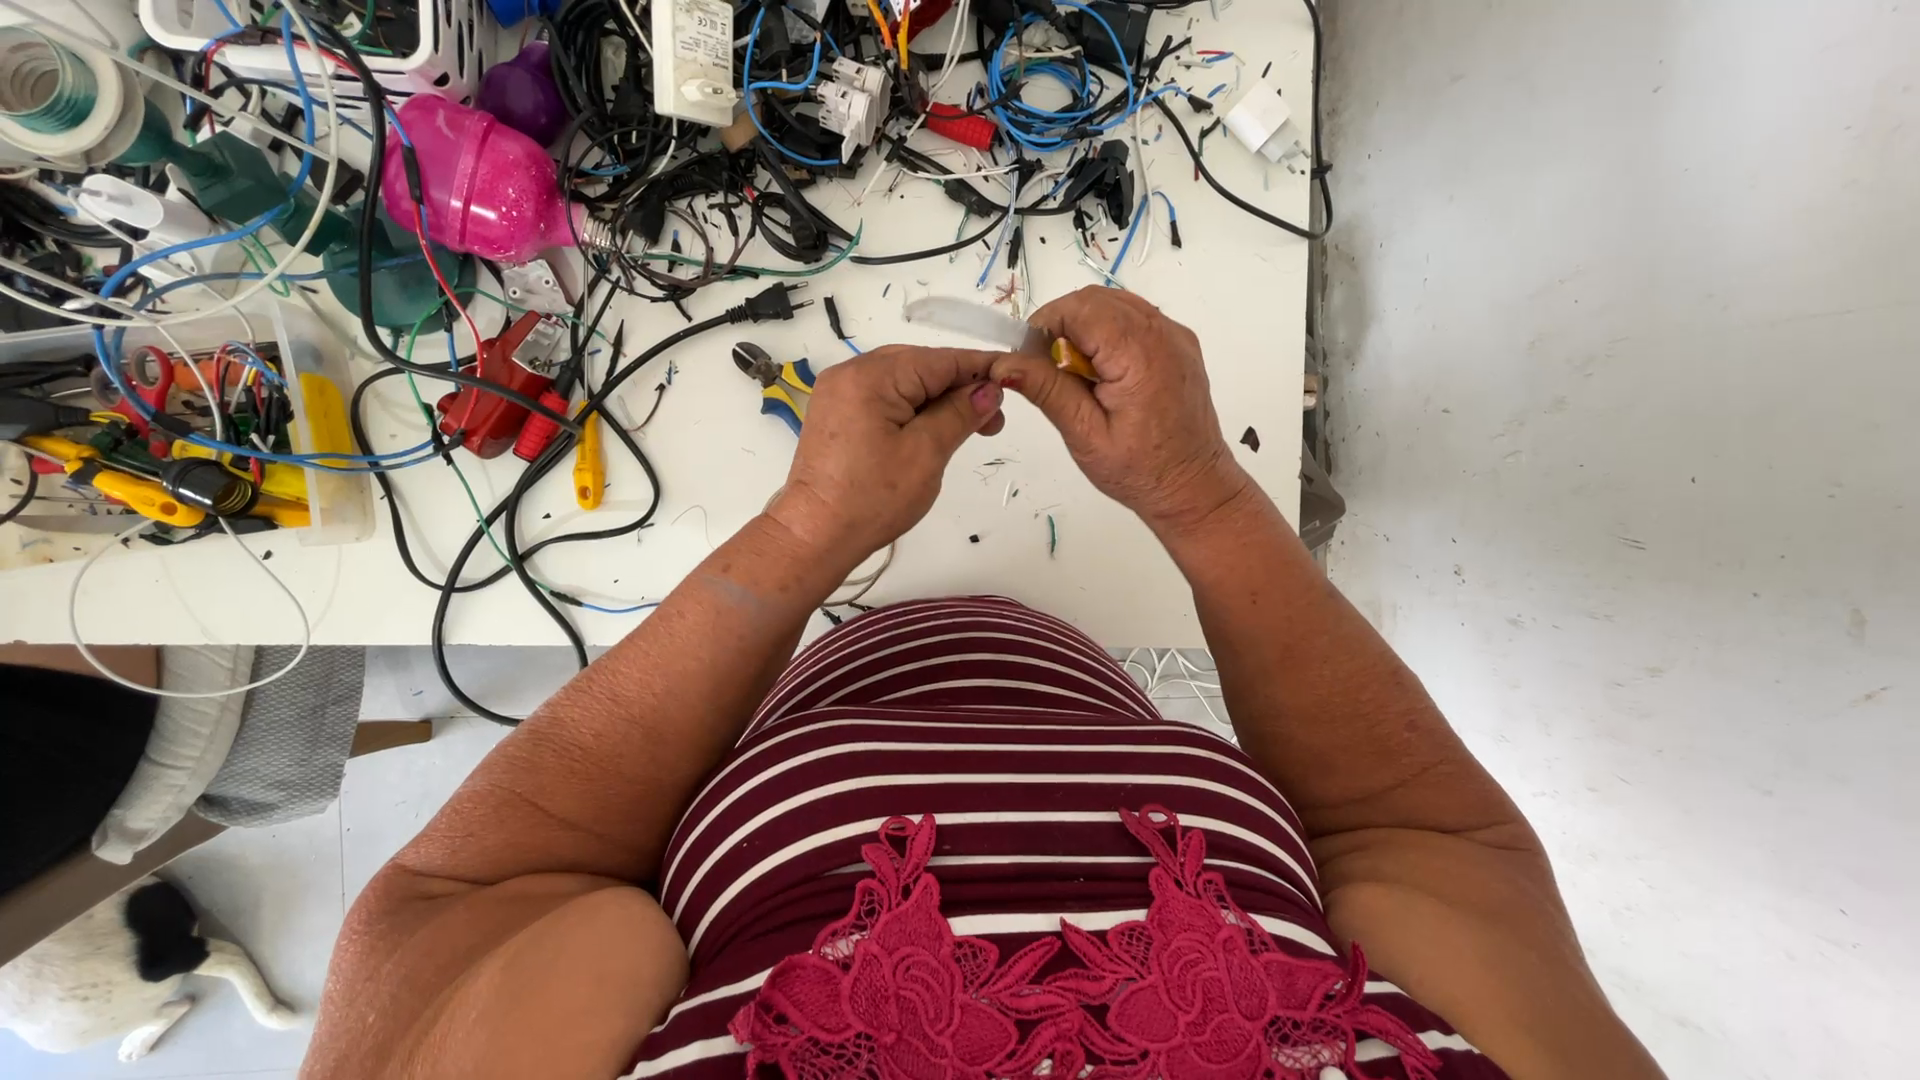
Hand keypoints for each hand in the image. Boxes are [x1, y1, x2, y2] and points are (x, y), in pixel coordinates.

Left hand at [766, 345, 1006, 560]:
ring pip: (902, 382)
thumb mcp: (926, 454)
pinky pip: (883, 398)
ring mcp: (838, 392)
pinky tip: (932, 429)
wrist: (816, 534)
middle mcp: (850, 372)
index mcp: (872, 376)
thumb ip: (960, 414)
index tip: (1013, 383)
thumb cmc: (873, 498)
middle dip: (959, 388)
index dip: (980, 370)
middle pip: (920, 366)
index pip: (940, 359)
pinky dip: (911, 409)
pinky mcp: (835, 414)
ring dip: (937, 400)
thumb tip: (990, 390)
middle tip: (993, 420)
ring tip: (968, 428)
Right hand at [990, 287, 1251, 534]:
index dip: (1046, 324)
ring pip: (1114, 304)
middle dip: (1061, 324)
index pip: (1080, 309)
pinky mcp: (1178, 344)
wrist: (1193, 487)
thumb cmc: (1139, 471)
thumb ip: (1047, 391)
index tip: (1029, 359)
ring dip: (1082, 327)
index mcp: (1140, 356)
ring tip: (1071, 372)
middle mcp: (1163, 334)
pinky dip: (1106, 332)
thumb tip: (1004, 363)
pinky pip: (1133, 319)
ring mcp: (1175, 336)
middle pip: (1096, 300)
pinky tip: (1099, 371)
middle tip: (1044, 367)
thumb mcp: (1084, 436)